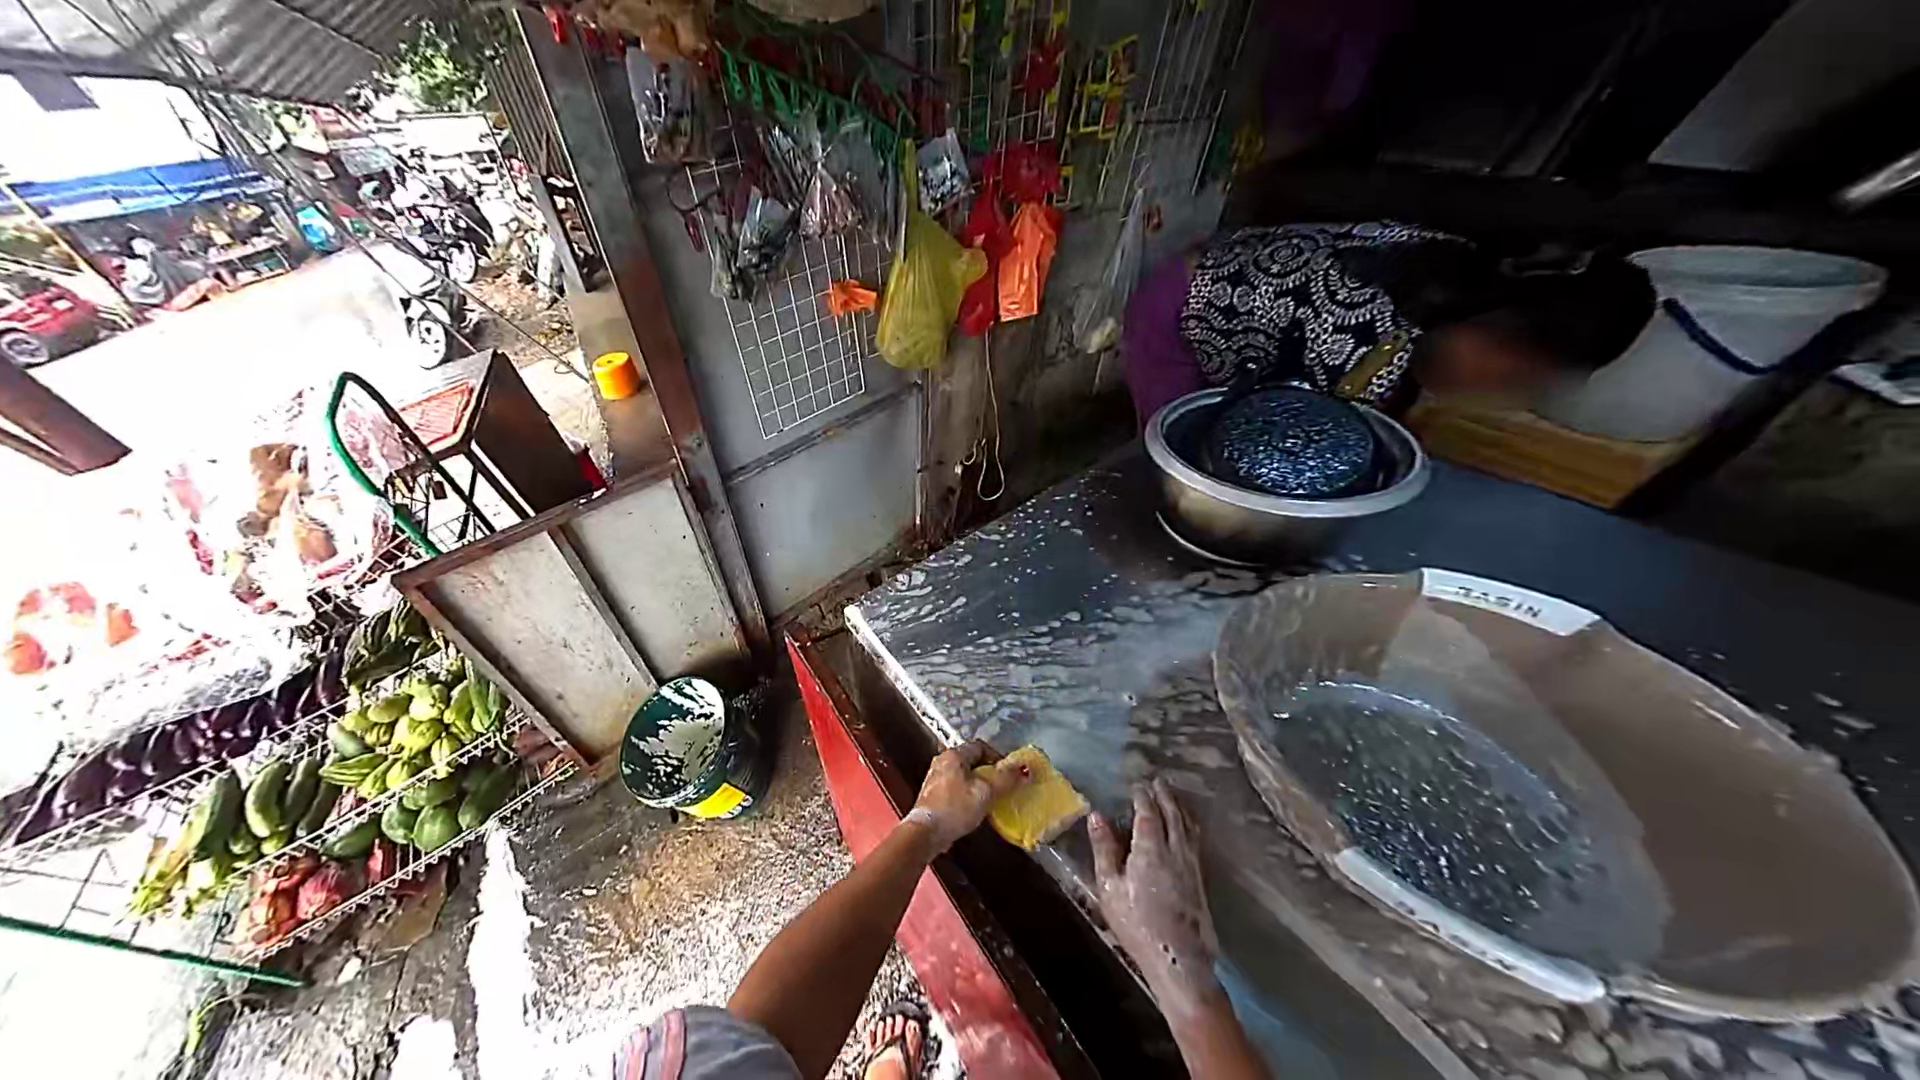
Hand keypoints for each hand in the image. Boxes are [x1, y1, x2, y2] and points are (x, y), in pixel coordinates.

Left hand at [908, 740, 1030, 853]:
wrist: (926, 834)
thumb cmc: (955, 808)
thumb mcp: (985, 792)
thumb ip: (1005, 779)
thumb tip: (1024, 768)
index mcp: (953, 755)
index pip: (981, 746)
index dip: (997, 757)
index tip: (1009, 772)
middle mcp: (942, 762)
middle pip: (972, 761)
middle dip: (989, 772)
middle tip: (1002, 786)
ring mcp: (935, 779)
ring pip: (964, 776)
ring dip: (978, 785)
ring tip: (990, 799)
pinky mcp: (932, 796)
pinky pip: (956, 789)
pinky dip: (967, 795)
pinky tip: (974, 809)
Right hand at [1088, 779, 1221, 1012]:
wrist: (1178, 960)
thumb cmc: (1136, 924)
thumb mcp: (1110, 887)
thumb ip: (1104, 848)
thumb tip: (1097, 816)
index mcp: (1151, 848)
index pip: (1148, 812)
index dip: (1142, 796)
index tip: (1136, 785)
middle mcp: (1175, 849)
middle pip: (1172, 813)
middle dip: (1164, 795)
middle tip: (1158, 780)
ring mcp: (1191, 864)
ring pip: (1187, 825)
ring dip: (1179, 806)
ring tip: (1173, 796)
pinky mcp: (1200, 878)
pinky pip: (1194, 839)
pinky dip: (1188, 823)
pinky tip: (1186, 828)